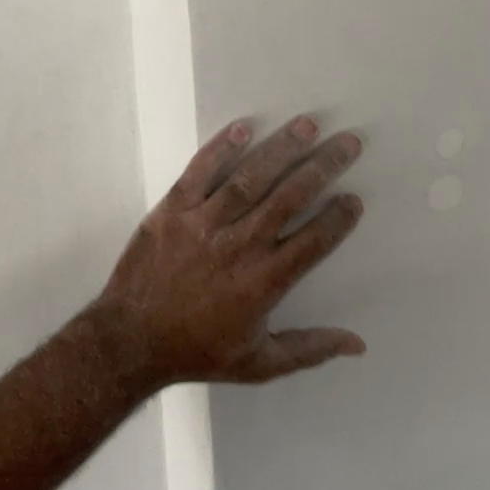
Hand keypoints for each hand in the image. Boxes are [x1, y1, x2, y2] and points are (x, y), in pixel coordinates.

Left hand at [91, 116, 367, 386]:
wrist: (131, 339)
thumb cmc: (196, 351)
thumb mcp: (259, 363)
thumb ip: (309, 349)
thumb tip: (358, 344)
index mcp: (265, 281)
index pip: (314, 240)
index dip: (338, 218)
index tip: (353, 198)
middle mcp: (239, 245)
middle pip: (290, 198)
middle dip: (323, 167)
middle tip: (347, 143)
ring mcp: (203, 224)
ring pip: (249, 178)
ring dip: (280, 149)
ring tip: (306, 126)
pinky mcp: (171, 211)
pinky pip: (197, 173)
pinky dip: (219, 149)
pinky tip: (242, 129)